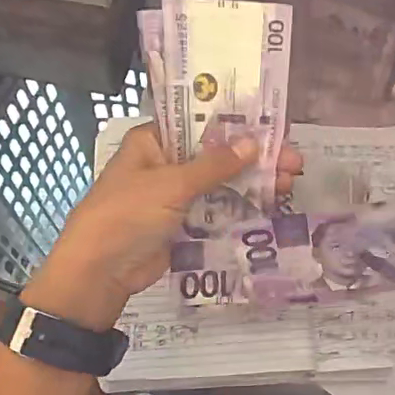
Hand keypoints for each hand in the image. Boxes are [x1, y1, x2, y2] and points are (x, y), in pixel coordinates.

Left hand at [24, 124, 302, 329]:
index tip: (273, 127)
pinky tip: (270, 204)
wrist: (100, 271)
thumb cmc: (127, 215)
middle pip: (216, 154)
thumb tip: (254, 143)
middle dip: (254, 158)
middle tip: (294, 162)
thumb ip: (214, 165)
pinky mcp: (182, 223)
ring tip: (289, 183)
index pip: (200, 122)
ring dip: (252, 182)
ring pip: (220, 183)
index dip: (237, 124)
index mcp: (153, 141)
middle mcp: (165, 163)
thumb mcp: (171, 184)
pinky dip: (240, 207)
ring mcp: (174, 195)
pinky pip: (215, 210)